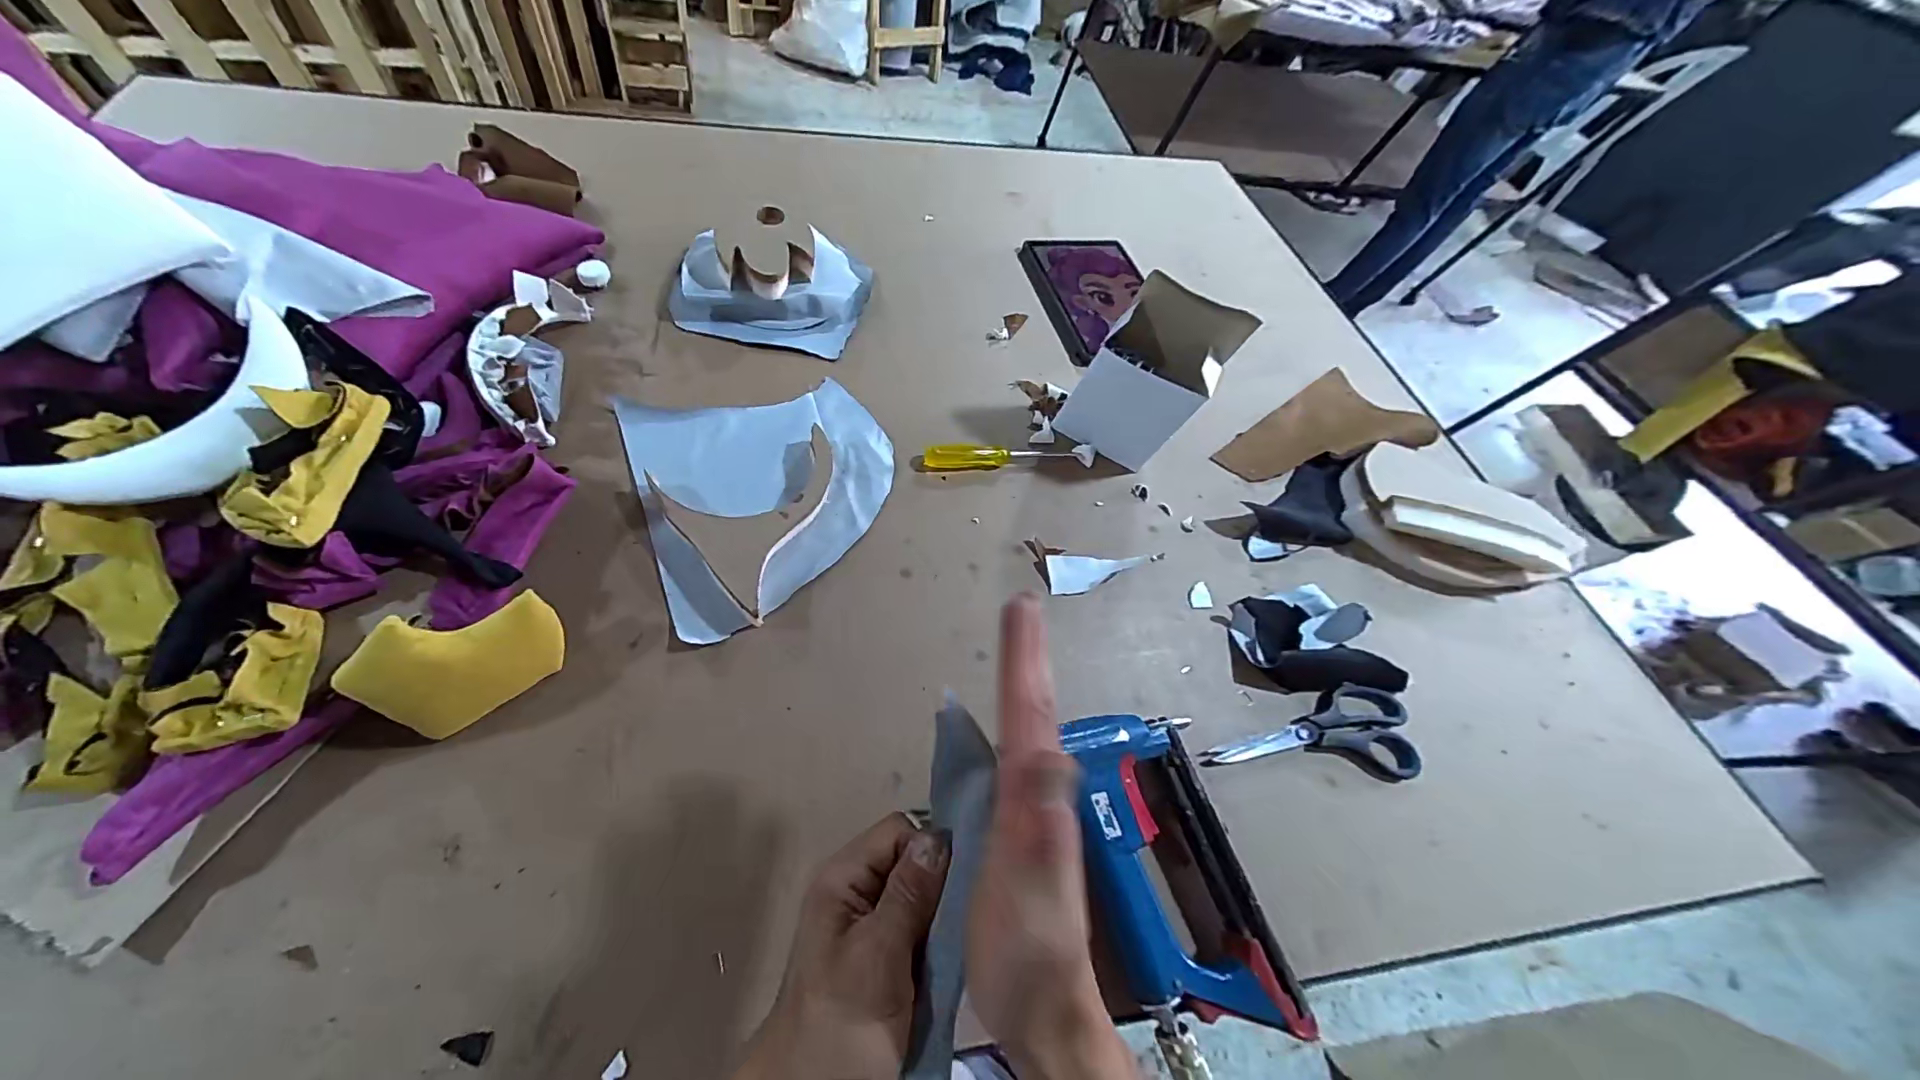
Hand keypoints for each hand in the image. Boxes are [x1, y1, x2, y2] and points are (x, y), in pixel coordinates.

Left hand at [731, 814, 949, 1079]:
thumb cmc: (842, 1020)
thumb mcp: (877, 953)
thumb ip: (908, 894)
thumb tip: (937, 837)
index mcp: (844, 877)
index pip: (898, 831)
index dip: (929, 848)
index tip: (959, 881)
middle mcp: (859, 889)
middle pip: (912, 860)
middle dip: (941, 881)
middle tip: (966, 912)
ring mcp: (874, 922)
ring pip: (923, 893)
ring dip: (943, 912)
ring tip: (963, 933)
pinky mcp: (888, 952)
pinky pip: (923, 924)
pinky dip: (939, 936)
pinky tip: (953, 952)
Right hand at [968, 594, 1136, 1078]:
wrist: (1038, 1000)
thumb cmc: (1029, 946)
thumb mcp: (1032, 885)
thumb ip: (1038, 821)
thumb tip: (1042, 750)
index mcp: (1038, 788)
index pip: (1030, 708)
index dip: (1024, 655)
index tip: (1019, 607)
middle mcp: (1040, 785)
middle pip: (1032, 706)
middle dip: (1026, 655)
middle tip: (1019, 612)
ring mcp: (1028, 804)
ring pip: (1026, 727)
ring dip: (1021, 680)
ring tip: (1015, 644)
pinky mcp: (1011, 824)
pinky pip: (1008, 754)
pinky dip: (1006, 720)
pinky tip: (1000, 718)